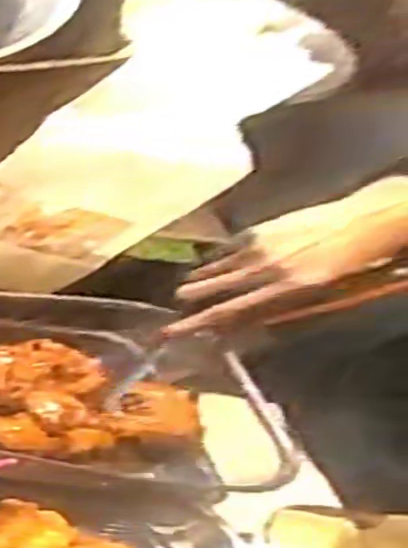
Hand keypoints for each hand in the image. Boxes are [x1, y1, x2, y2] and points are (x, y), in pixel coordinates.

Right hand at [168, 201, 407, 335]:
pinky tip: (229, 260)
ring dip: (201, 278)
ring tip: (203, 280)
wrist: (381, 214)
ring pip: (205, 270)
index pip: (227, 311)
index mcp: (288, 287)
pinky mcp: (255, 231)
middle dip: (188, 297)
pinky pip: (221, 252)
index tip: (166, 333)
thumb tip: (237, 322)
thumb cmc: (360, 257)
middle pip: (202, 289)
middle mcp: (265, 269)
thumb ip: (280, 305)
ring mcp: (257, 248)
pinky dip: (218, 259)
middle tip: (186, 299)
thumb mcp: (327, 288)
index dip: (194, 323)